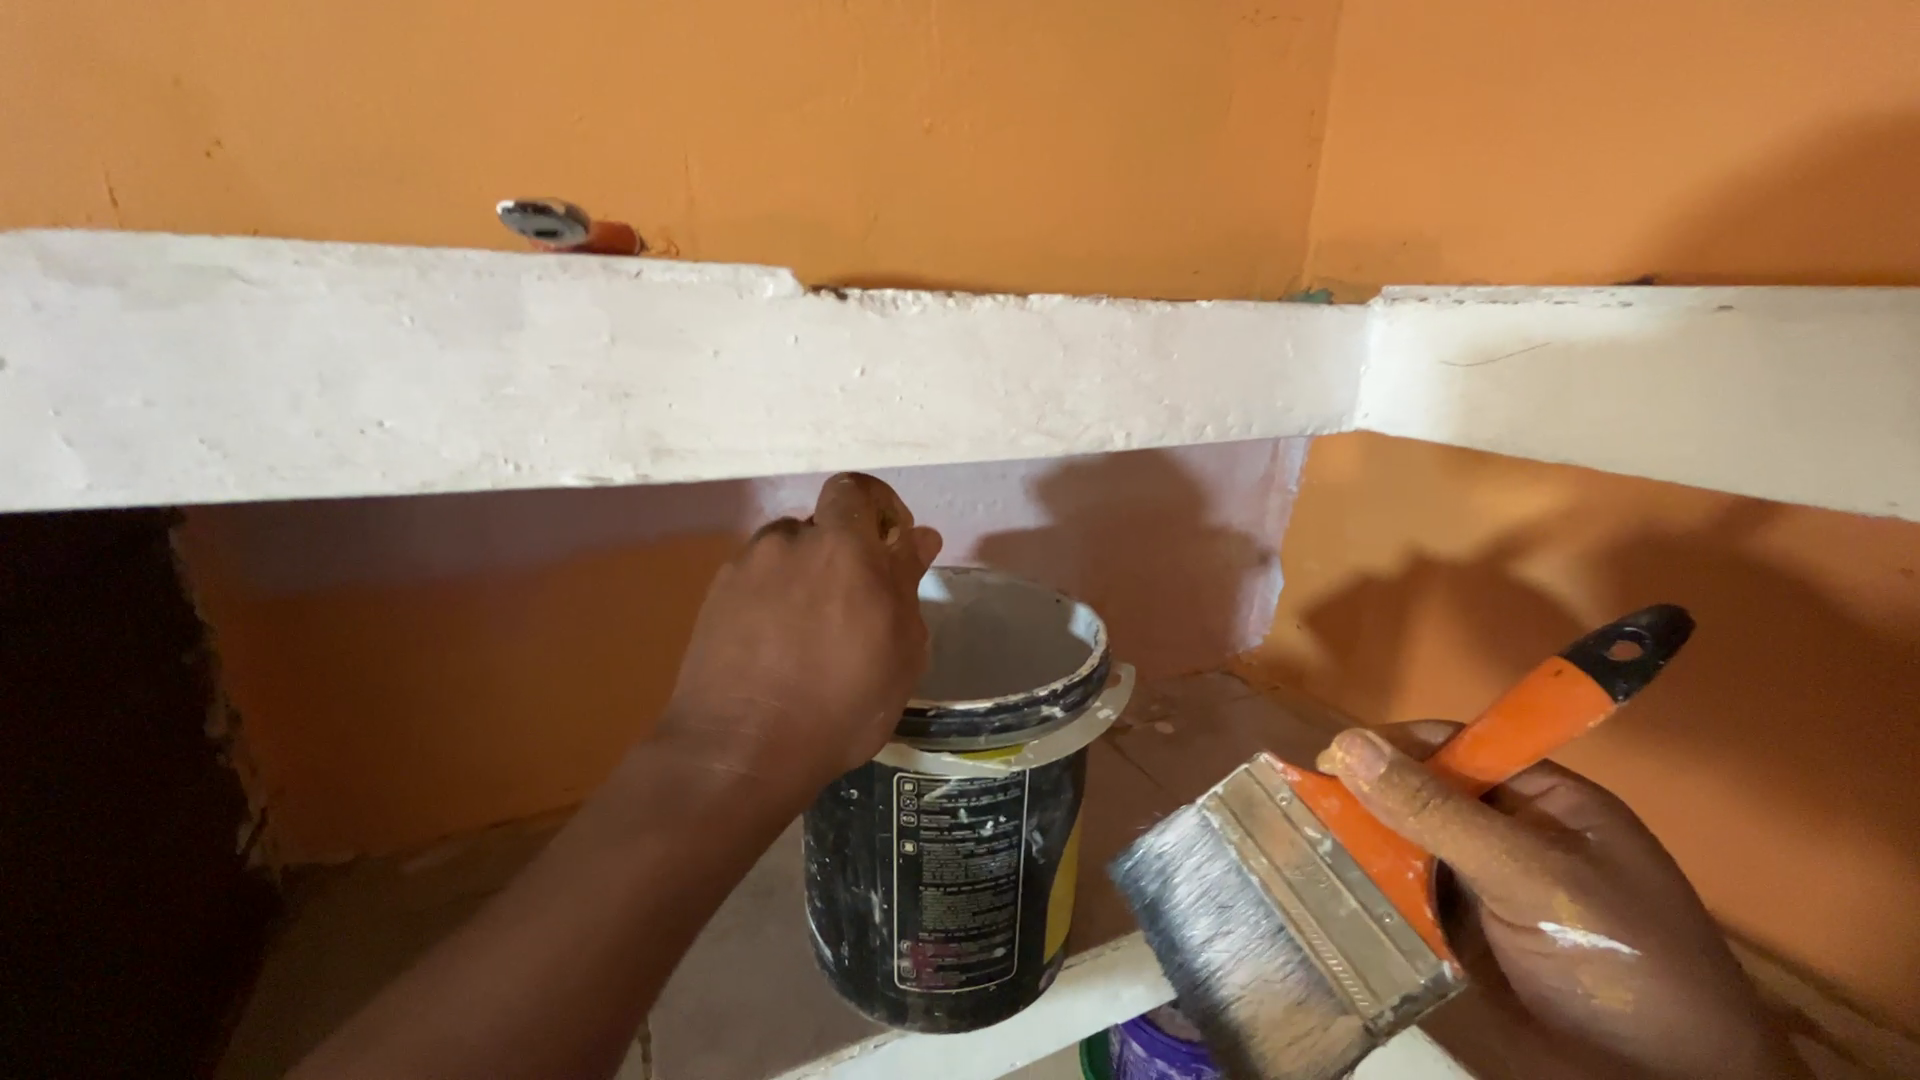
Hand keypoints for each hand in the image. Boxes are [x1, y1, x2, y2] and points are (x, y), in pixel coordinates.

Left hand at [658, 473, 941, 795]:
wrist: (740, 750)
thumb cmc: (841, 704)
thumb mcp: (901, 650)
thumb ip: (906, 581)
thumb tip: (918, 537)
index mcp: (841, 547)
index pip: (857, 490)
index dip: (878, 507)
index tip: (890, 546)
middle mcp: (787, 543)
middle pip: (821, 526)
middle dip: (842, 554)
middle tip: (855, 606)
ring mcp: (744, 569)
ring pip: (786, 554)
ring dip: (804, 577)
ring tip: (810, 634)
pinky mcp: (714, 598)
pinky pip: (755, 582)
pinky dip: (772, 601)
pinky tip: (777, 649)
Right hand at [1318, 724, 1806, 1079]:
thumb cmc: (1620, 967)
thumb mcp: (1535, 879)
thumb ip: (1441, 813)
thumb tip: (1348, 744)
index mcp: (1546, 803)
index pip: (1458, 747)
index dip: (1395, 746)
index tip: (1332, 760)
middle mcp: (1510, 835)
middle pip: (1421, 793)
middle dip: (1368, 796)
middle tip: (1306, 805)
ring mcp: (1483, 888)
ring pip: (1404, 844)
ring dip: (1360, 843)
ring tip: (1303, 842)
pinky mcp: (1459, 936)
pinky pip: (1402, 895)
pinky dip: (1367, 888)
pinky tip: (1328, 886)